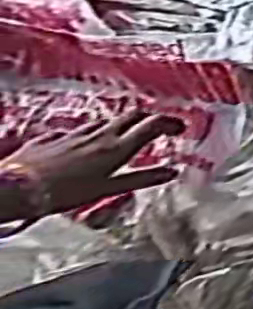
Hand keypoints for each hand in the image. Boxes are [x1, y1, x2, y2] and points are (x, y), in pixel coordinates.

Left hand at [1, 112, 184, 218]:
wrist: (7, 192)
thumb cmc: (58, 193)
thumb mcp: (106, 190)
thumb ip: (142, 178)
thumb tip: (171, 172)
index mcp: (118, 146)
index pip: (155, 123)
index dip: (172, 123)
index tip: (179, 129)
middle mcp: (98, 136)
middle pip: (133, 115)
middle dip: (149, 118)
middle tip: (157, 126)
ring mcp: (70, 136)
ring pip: (103, 122)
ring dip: (118, 125)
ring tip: (119, 135)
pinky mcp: (46, 141)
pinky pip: (69, 132)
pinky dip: (81, 134)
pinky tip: (77, 142)